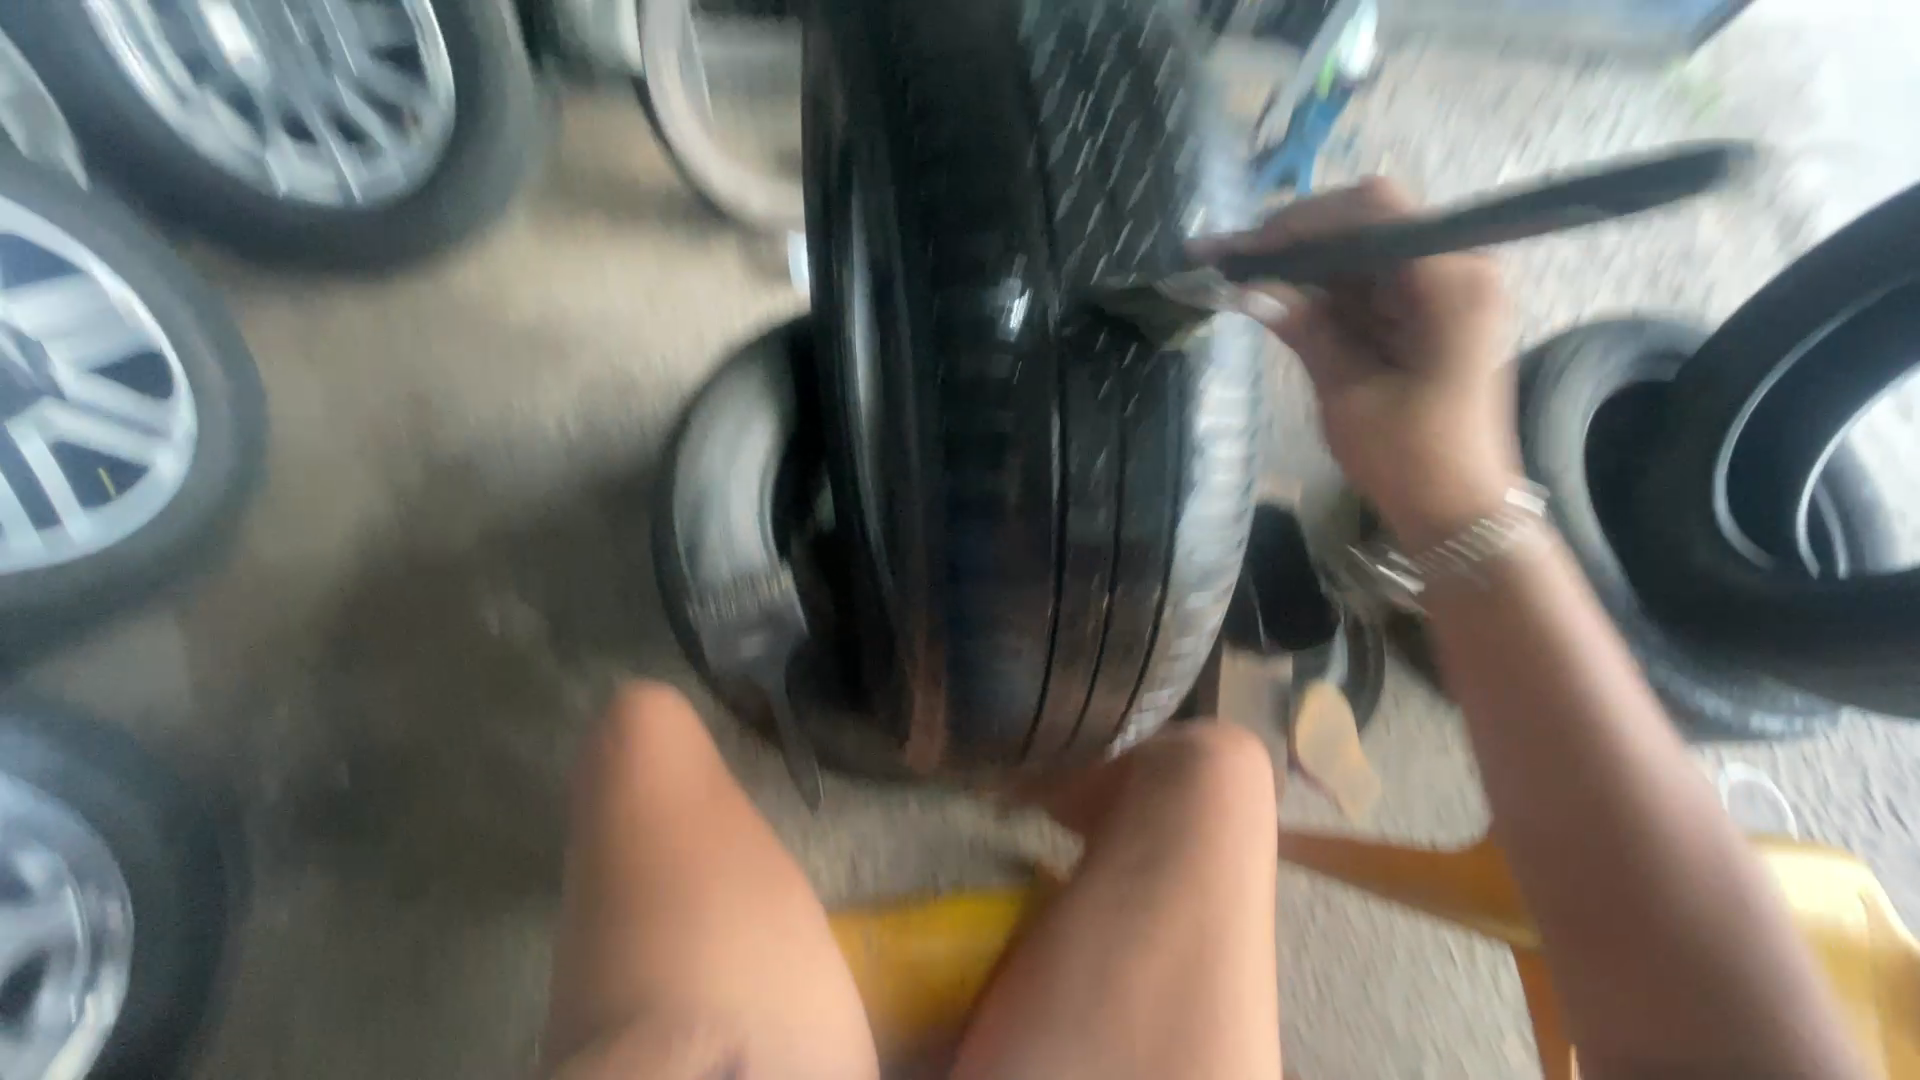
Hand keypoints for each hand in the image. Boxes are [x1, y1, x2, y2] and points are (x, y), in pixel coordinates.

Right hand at [1196, 178, 1519, 545]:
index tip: (1245, 249)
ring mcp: (1447, 289)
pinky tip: (1279, 295)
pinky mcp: (1429, 312)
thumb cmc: (1410, 460)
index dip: (1303, 220)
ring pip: (1363, 250)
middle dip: (1296, 240)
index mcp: (1453, 283)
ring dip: (1303, 262)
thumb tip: (1249, 288)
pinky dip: (1324, 288)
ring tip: (1239, 273)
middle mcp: (1460, 269)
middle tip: (1230, 260)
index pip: (1375, 211)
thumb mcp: (1348, 393)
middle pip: (1369, 222)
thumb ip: (1306, 329)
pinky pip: (1370, 282)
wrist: (1459, 510)